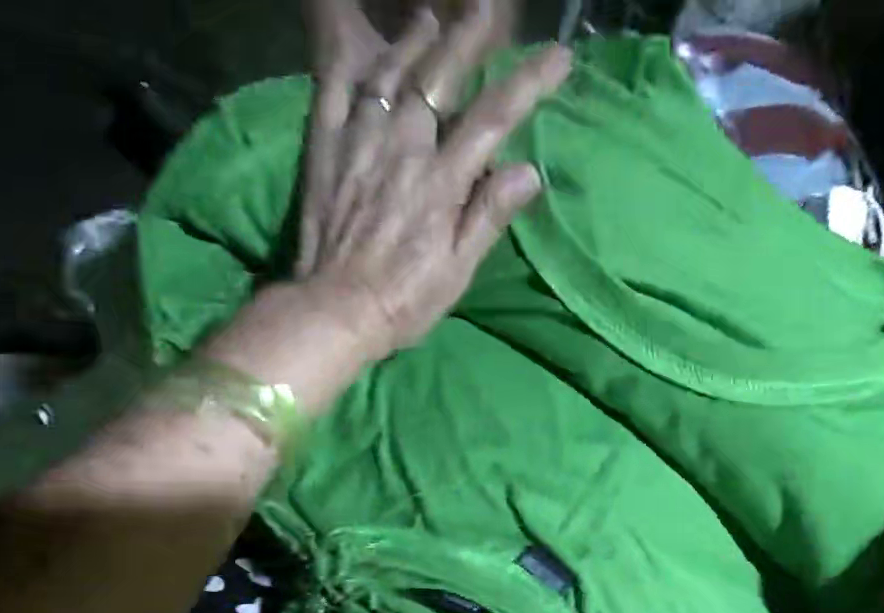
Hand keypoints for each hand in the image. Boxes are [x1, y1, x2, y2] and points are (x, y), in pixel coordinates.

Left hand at [293, 0, 570, 359]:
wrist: (335, 310)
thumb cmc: (404, 301)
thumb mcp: (457, 271)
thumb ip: (488, 217)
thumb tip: (529, 171)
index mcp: (440, 182)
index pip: (492, 118)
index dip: (528, 83)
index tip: (559, 58)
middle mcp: (402, 147)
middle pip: (439, 77)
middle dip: (468, 38)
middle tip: (486, 8)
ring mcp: (360, 142)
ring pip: (389, 73)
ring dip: (413, 40)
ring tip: (431, 18)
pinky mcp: (324, 149)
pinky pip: (334, 90)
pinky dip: (349, 61)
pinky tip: (362, 47)